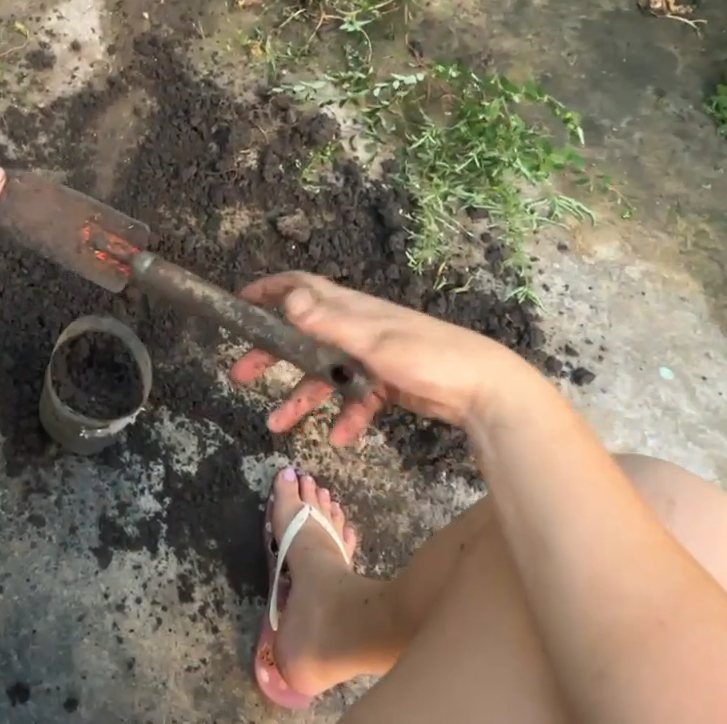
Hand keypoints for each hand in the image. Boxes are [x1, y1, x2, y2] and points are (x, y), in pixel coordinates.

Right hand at [229, 272, 546, 444]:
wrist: (486, 388)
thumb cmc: (427, 354)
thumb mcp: (372, 339)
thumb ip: (328, 321)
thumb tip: (288, 299)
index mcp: (347, 310)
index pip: (300, 288)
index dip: (269, 290)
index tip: (240, 301)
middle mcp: (353, 329)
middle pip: (301, 336)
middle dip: (270, 354)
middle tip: (241, 373)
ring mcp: (369, 358)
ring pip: (324, 376)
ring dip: (300, 398)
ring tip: (276, 424)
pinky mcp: (385, 384)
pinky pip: (355, 399)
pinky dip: (346, 418)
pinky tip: (342, 439)